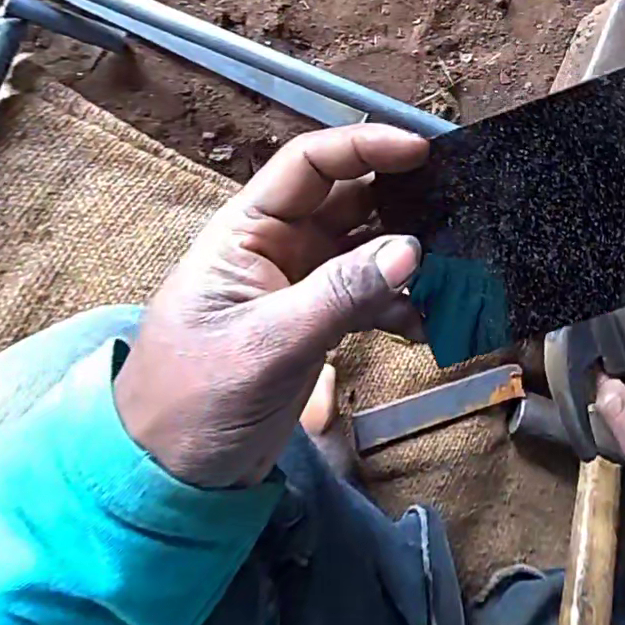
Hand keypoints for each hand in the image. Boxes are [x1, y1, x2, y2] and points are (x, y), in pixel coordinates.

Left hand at [114, 124, 428, 487]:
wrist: (171, 478)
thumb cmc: (195, 399)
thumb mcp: (267, 342)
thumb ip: (340, 293)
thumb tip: (411, 249)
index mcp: (248, 229)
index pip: (309, 163)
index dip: (364, 146)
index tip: (421, 150)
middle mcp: (277, 244)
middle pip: (346, 199)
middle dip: (398, 198)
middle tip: (453, 204)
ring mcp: (299, 281)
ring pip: (363, 246)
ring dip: (404, 256)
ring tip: (449, 271)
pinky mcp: (316, 318)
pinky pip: (366, 293)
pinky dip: (397, 302)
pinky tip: (423, 323)